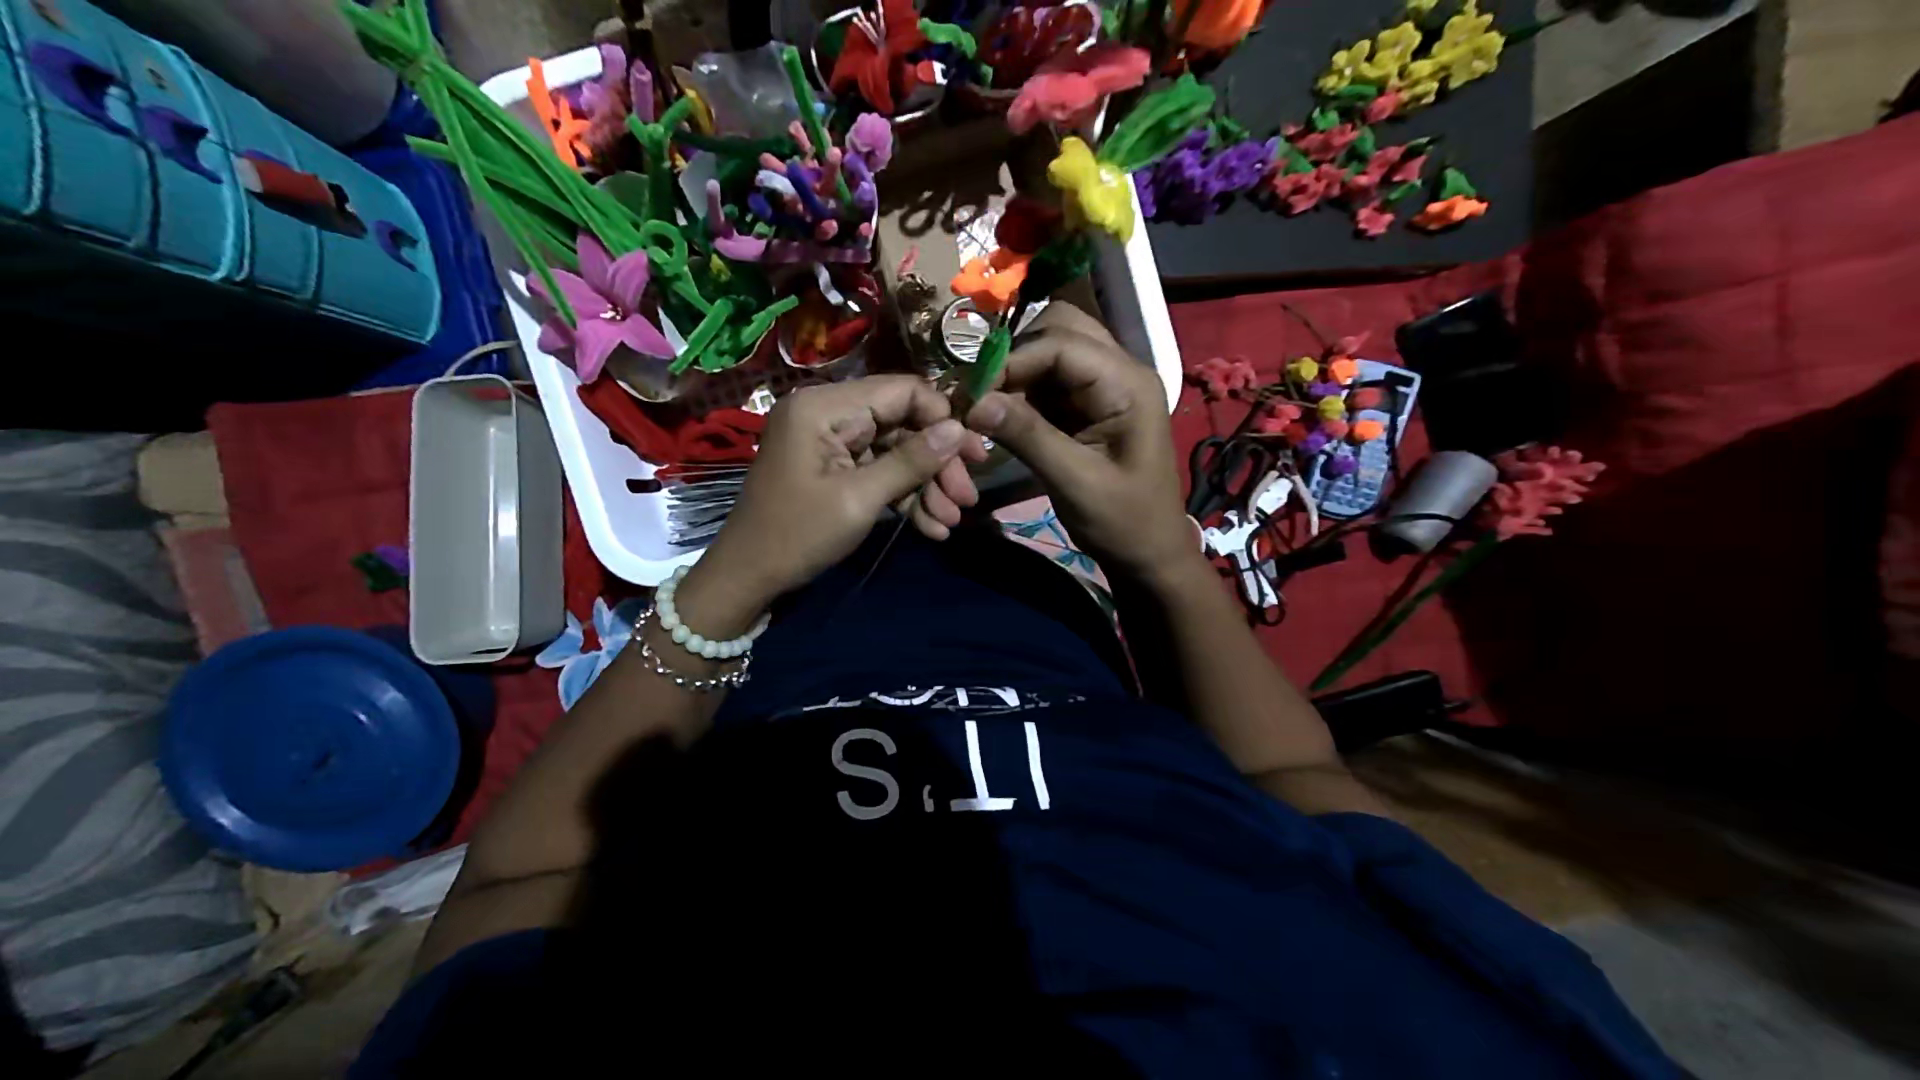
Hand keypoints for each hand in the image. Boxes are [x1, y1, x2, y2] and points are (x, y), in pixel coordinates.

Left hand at [689, 376, 987, 622]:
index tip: (974, 455)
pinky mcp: (833, 467)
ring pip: (895, 450)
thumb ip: (912, 461)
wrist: (748, 577)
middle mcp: (828, 413)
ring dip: (926, 485)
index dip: (942, 418)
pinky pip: (879, 471)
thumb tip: (959, 428)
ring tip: (951, 521)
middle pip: (902, 423)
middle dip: (937, 463)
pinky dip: (904, 496)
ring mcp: (830, 442)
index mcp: (824, 406)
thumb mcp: (860, 499)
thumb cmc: (798, 535)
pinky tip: (931, 527)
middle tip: (967, 498)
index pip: (902, 391)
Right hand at [960, 304, 1198, 582]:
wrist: (1147, 552)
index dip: (1012, 360)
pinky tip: (1001, 417)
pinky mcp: (1086, 404)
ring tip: (985, 408)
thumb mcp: (1074, 481)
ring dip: (1015, 373)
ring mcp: (1103, 385)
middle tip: (980, 396)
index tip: (971, 393)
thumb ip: (1027, 436)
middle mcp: (1118, 371)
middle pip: (1059, 330)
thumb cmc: (1123, 521)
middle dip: (1014, 356)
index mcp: (1128, 384)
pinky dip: (1020, 391)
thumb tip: (973, 403)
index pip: (1062, 344)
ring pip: (1050, 350)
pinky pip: (1047, 379)